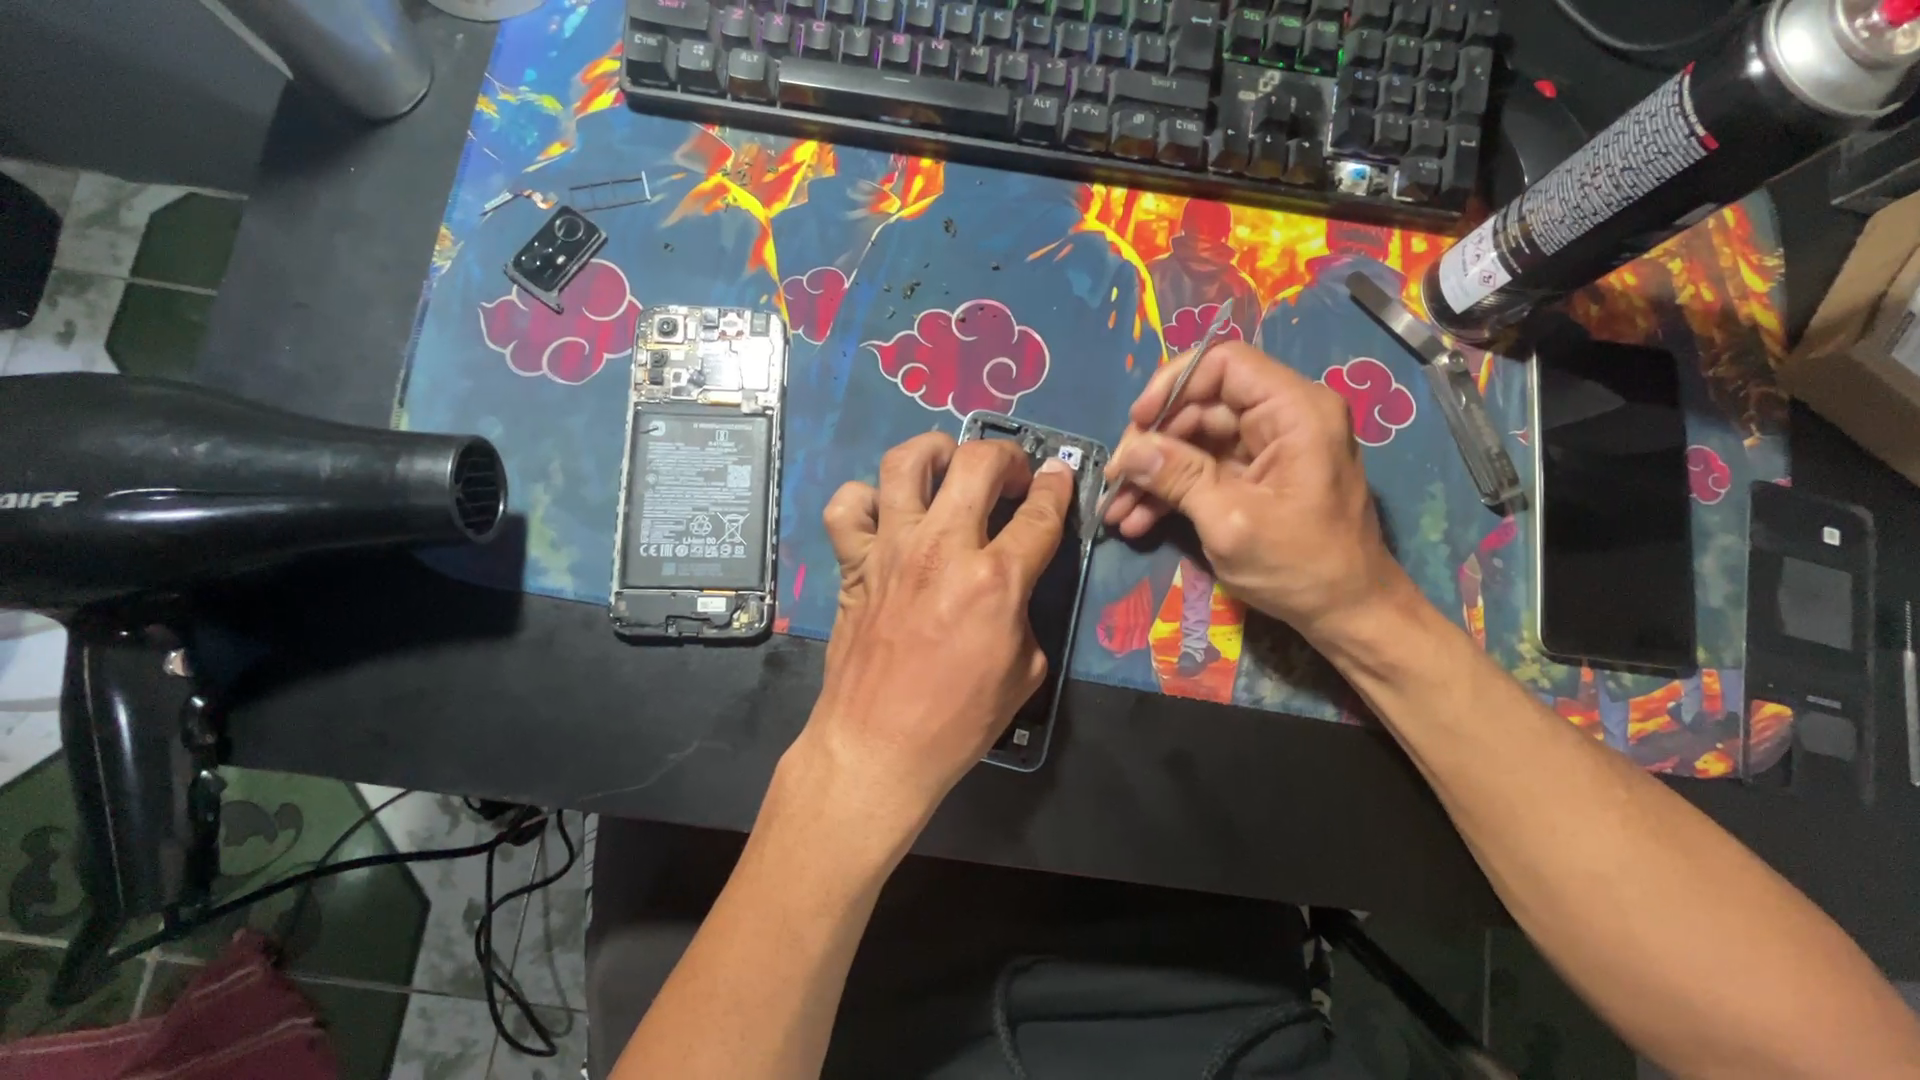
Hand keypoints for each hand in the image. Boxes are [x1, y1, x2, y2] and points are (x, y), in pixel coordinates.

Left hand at [793, 432, 1074, 835]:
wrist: (878, 745)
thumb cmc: (959, 720)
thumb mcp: (1025, 670)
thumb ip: (1023, 612)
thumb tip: (1013, 584)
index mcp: (995, 579)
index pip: (1040, 512)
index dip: (1058, 487)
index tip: (1060, 476)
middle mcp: (942, 548)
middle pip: (978, 463)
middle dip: (1007, 455)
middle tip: (1012, 476)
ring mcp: (891, 550)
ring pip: (905, 463)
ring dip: (936, 452)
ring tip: (948, 467)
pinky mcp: (854, 564)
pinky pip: (848, 507)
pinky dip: (867, 499)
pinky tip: (886, 514)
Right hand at [1101, 341, 1412, 644]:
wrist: (1348, 614)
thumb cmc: (1301, 566)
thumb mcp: (1231, 521)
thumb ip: (1179, 478)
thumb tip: (1128, 452)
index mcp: (1295, 411)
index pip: (1224, 363)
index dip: (1173, 386)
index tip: (1137, 424)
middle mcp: (1284, 418)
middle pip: (1202, 405)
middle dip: (1153, 442)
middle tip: (1117, 479)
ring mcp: (1269, 448)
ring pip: (1196, 440)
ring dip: (1154, 473)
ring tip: (1117, 509)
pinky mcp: (1257, 477)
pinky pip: (1205, 468)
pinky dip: (1172, 491)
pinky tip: (1137, 519)